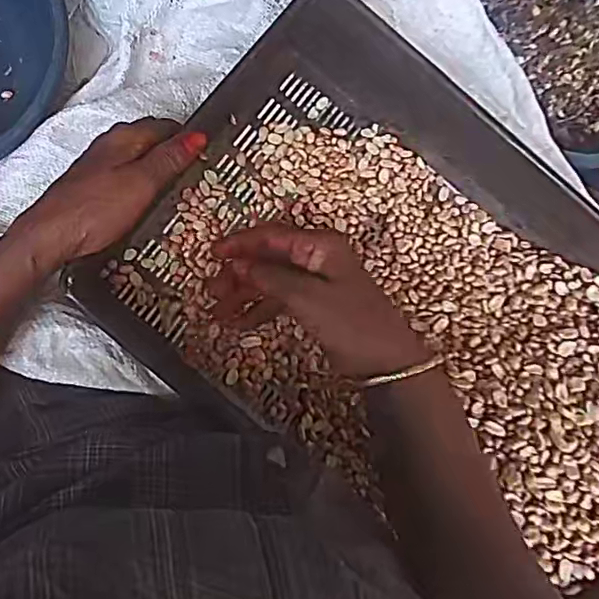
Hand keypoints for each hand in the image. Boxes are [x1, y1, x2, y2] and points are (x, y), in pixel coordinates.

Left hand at [6, 118, 206, 272]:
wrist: (49, 237)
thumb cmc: (93, 210)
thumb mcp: (141, 183)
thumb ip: (168, 159)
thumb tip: (196, 136)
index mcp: (123, 138)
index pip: (164, 126)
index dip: (187, 137)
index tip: (206, 151)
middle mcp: (107, 147)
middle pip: (148, 140)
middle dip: (172, 151)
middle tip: (196, 170)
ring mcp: (96, 169)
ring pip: (134, 160)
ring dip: (155, 169)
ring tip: (176, 188)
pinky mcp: (89, 191)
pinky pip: (122, 179)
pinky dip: (139, 185)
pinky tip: (144, 201)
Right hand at [208, 224, 431, 378]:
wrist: (387, 363)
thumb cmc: (352, 324)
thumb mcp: (307, 299)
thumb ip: (271, 278)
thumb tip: (239, 264)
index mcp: (320, 245)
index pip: (271, 236)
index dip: (240, 243)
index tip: (213, 254)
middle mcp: (317, 257)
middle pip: (268, 258)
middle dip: (238, 273)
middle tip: (212, 290)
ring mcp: (316, 280)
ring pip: (270, 279)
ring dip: (244, 294)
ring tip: (219, 311)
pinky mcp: (315, 302)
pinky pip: (279, 298)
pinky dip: (259, 309)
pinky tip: (239, 323)